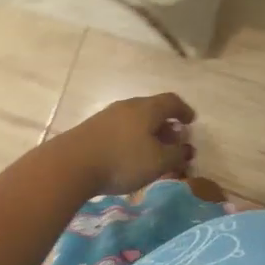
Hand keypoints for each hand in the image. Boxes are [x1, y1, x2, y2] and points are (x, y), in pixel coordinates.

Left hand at [53, 93, 196, 194]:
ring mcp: (110, 114)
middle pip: (154, 109)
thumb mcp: (157, 162)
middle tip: (174, 139)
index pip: (172, 101)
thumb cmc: (123, 160)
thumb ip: (176, 155)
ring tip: (153, 150)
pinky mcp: (94, 128)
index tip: (191, 121)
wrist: (73, 163)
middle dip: (167, 124)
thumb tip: (187, 148)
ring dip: (149, 131)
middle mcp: (130, 105)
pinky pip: (122, 127)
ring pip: (137, 119)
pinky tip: (130, 155)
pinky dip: (133, 137)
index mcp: (148, 108)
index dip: (184, 110)